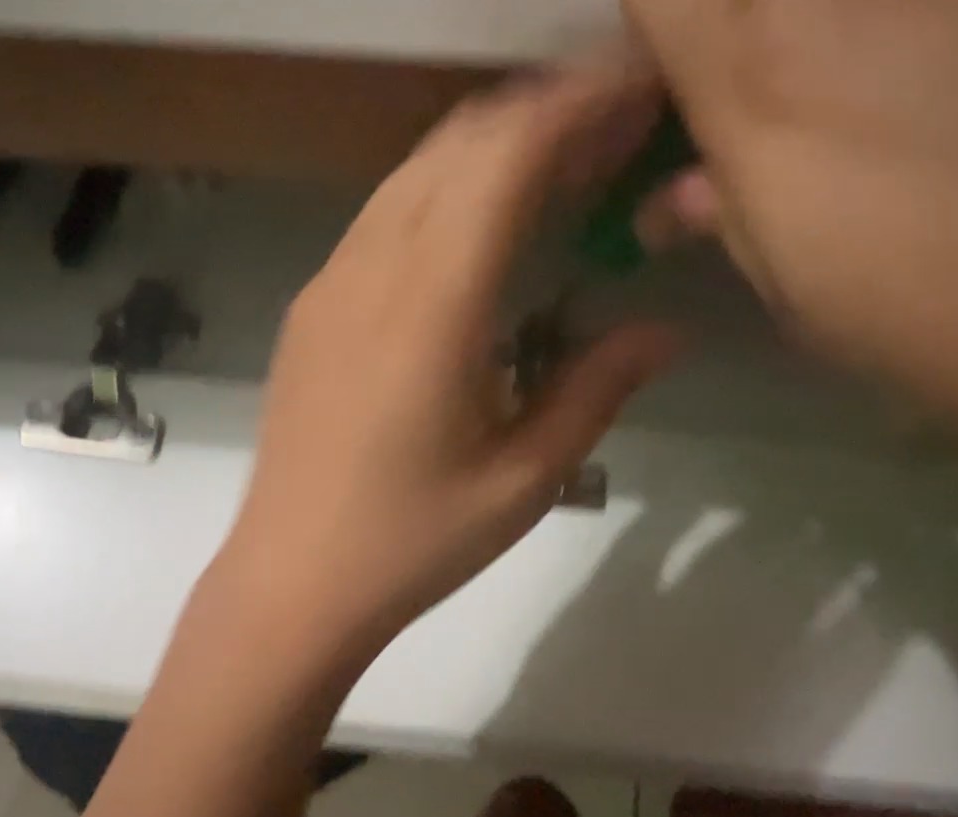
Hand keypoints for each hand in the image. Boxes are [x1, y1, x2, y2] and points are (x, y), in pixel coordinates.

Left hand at [218, 63, 679, 650]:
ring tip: (559, 168)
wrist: (292, 580)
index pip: (507, 156)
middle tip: (615, 129)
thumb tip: (665, 331)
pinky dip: (443, 191)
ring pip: (416, 171)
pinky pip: (382, 214)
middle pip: (461, 144)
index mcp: (433, 302)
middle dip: (542, 116)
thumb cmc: (413, 542)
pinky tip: (478, 229)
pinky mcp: (312, 308)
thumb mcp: (524, 478)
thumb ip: (596, 390)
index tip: (639, 95)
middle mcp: (373, 267)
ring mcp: (331, 282)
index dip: (577, 108)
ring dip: (490, 150)